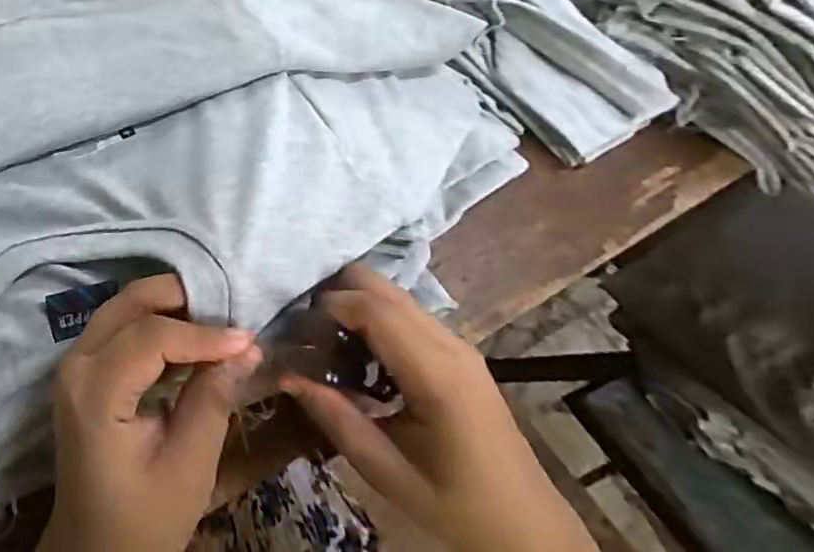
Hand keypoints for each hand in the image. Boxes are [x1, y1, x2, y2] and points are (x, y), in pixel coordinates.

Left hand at [38, 275, 262, 551]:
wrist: (93, 548)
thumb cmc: (142, 520)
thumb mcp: (187, 468)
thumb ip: (212, 401)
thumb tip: (246, 348)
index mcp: (94, 392)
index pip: (152, 336)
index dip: (203, 333)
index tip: (248, 338)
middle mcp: (76, 363)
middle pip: (130, 302)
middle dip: (183, 297)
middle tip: (229, 310)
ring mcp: (74, 361)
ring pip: (123, 305)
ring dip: (169, 305)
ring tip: (216, 319)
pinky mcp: (82, 366)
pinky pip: (119, 324)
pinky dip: (155, 320)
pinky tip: (189, 334)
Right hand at [280, 265, 595, 551]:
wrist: (529, 531)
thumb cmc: (457, 506)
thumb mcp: (388, 473)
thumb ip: (335, 418)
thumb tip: (285, 374)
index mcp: (437, 374)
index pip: (373, 308)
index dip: (328, 306)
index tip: (297, 330)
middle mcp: (450, 344)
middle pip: (382, 286)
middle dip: (337, 295)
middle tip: (309, 330)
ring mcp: (459, 343)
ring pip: (393, 293)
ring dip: (355, 304)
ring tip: (329, 342)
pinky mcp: (459, 351)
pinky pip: (407, 312)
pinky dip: (374, 317)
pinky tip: (361, 354)